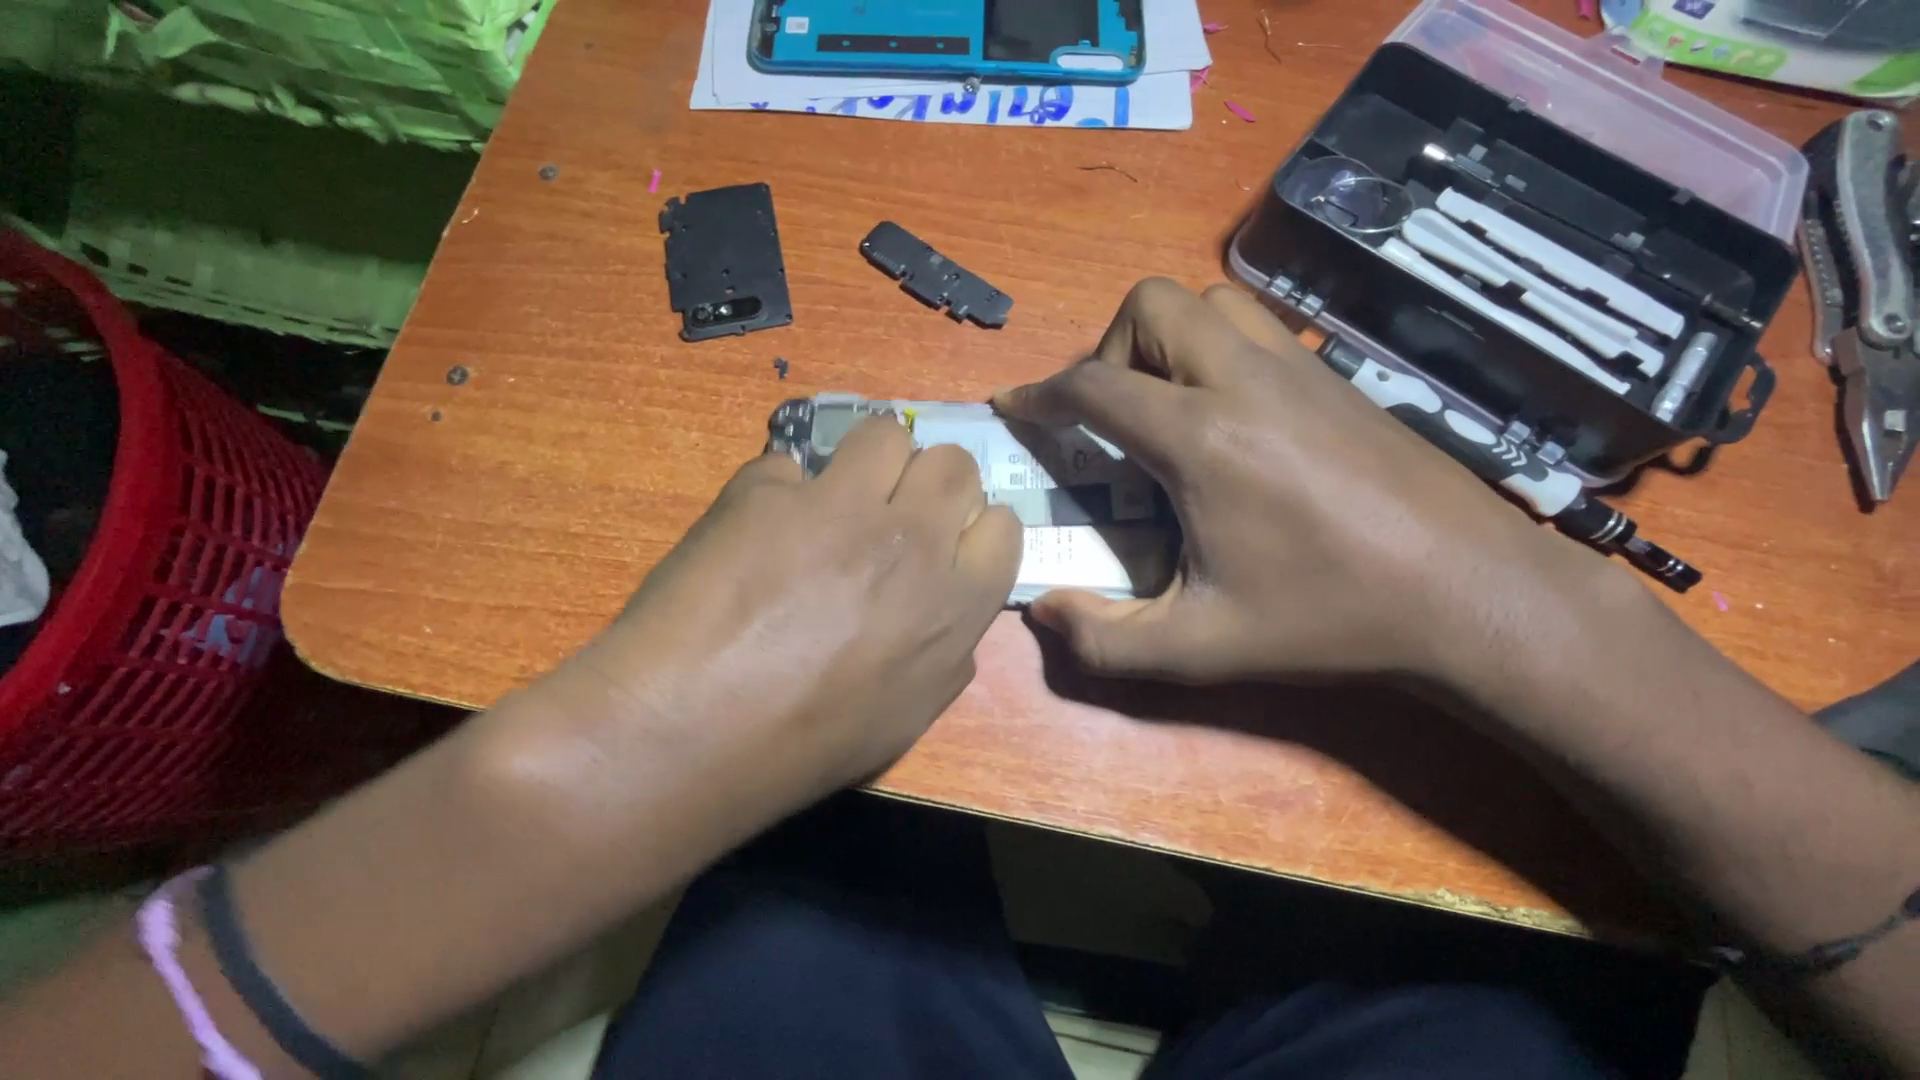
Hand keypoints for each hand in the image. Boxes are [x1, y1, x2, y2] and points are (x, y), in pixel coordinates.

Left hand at [530, 418, 1020, 816]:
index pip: (1002, 525)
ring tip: (832, 498)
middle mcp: (912, 542)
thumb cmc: (805, 747)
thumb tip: (942, 612)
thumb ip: (942, 653)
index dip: (969, 528)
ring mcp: (840, 508)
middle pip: (952, 464)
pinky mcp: (770, 492)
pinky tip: (754, 533)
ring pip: (886, 434)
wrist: (690, 733)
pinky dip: (781, 492)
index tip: (941, 541)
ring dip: (867, 460)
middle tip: (888, 513)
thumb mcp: (905, 717)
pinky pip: (791, 465)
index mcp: (957, 605)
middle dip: (927, 481)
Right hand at [995, 278, 1604, 685]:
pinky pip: (1256, 326)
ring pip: (1210, 300)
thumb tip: (1044, 610)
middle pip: (1152, 304)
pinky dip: (1216, 347)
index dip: (1040, 394)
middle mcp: (1245, 381)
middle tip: (1109, 415)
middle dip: (1107, 348)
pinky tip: (1229, 416)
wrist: (1467, 594)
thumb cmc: (1328, 620)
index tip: (1013, 407)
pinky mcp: (1335, 377)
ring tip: (1164, 405)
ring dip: (1166, 338)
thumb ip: (1104, 638)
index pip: (1096, 387)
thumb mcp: (1200, 648)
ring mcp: (1298, 369)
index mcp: (1202, 439)